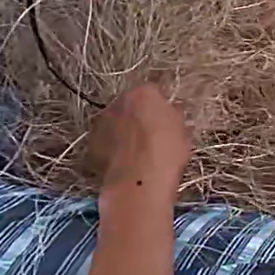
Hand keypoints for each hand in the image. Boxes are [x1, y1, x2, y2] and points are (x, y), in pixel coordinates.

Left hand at [86, 84, 190, 201]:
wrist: (139, 182)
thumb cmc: (166, 153)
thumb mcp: (182, 130)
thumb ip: (174, 115)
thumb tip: (172, 111)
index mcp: (143, 93)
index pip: (152, 92)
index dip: (159, 106)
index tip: (165, 120)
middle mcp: (119, 101)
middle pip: (130, 104)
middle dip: (138, 115)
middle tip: (150, 135)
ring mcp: (102, 121)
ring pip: (115, 121)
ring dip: (122, 130)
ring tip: (134, 151)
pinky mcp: (92, 142)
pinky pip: (105, 140)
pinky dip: (111, 147)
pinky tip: (122, 162)